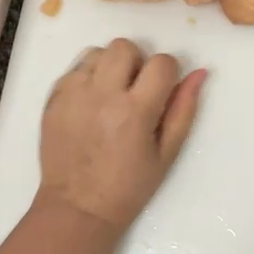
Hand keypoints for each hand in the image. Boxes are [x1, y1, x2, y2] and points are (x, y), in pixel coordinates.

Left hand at [37, 38, 205, 231]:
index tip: (162, 93)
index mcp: (135, 111)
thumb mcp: (166, 154)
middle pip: (126, 47)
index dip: (168, 74)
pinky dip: (87, 78)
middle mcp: (102, 94)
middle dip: (137, 63)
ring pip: (97, 52)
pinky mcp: (54, 98)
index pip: (162, 63)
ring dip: (110, 66)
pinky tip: (91, 104)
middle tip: (135, 91)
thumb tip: (200, 72)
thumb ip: (183, 110)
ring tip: (111, 95)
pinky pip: (75, 68)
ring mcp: (73, 93)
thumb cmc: (128, 187)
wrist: (78, 207)